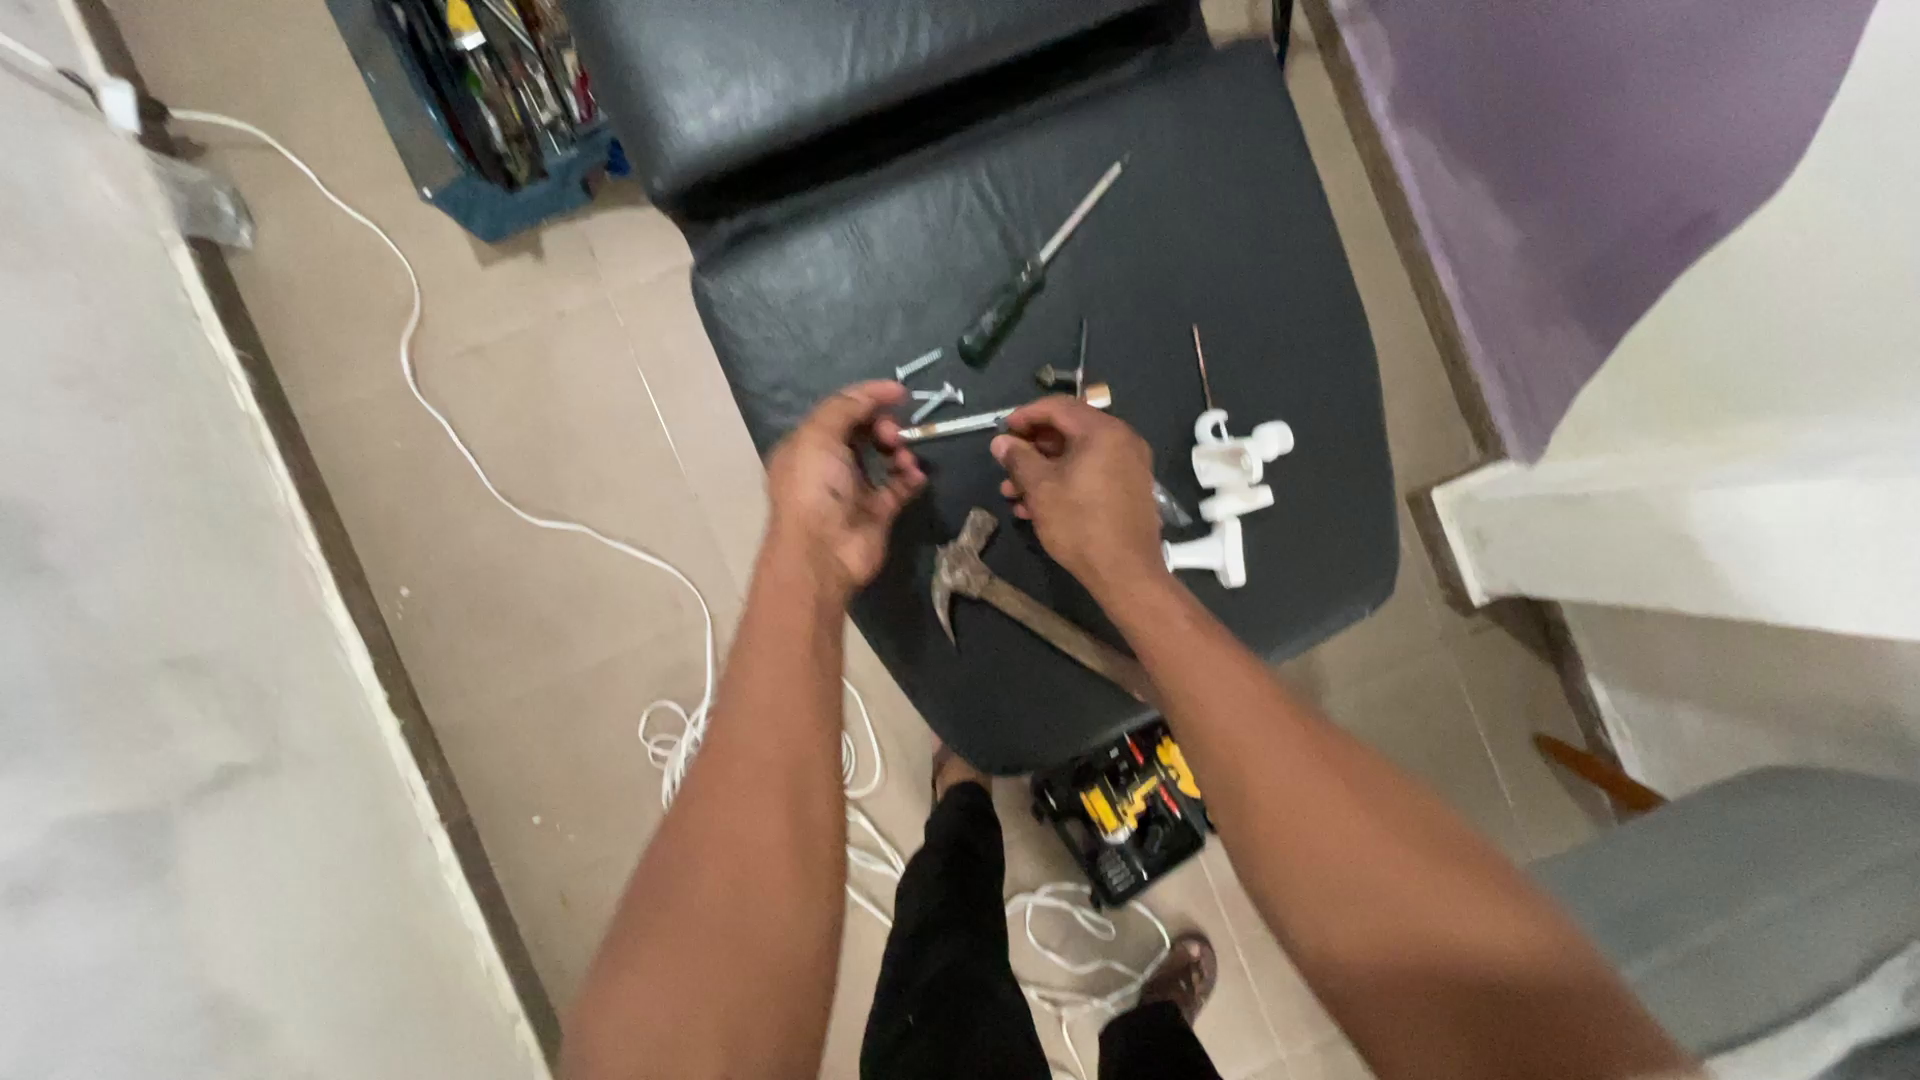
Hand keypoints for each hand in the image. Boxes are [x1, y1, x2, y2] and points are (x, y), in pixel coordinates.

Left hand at [765, 381, 926, 594]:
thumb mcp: (819, 435)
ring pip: (885, 457)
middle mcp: (830, 465)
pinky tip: (915, 474)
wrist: (822, 551)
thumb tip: (877, 393)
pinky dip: (911, 476)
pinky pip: (901, 486)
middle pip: (865, 432)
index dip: (869, 398)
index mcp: (809, 445)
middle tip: (892, 434)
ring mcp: (855, 489)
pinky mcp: (878, 512)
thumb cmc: (813, 487)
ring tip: (903, 456)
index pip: (841, 412)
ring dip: (899, 450)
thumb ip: (846, 407)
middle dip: (884, 425)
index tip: (900, 393)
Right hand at [990, 396, 1167, 596]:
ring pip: (1076, 458)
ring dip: (1042, 471)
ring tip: (1011, 493)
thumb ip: (1018, 458)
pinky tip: (1034, 507)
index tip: (1002, 430)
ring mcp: (1128, 467)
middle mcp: (1121, 441)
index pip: (1059, 407)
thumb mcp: (1040, 488)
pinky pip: (1090, 475)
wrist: (1125, 571)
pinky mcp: (1127, 491)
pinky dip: (1063, 483)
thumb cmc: (1079, 523)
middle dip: (1031, 449)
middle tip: (1005, 463)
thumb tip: (1001, 442)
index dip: (1025, 416)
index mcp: (1103, 431)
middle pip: (1068, 432)